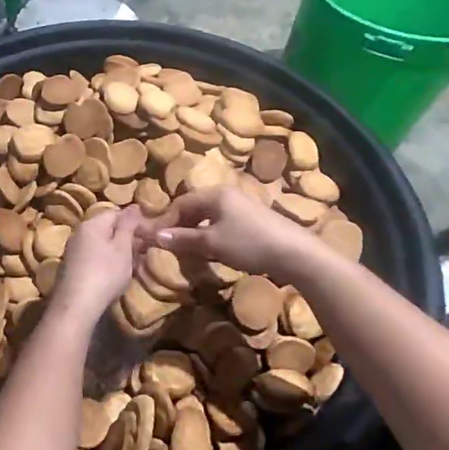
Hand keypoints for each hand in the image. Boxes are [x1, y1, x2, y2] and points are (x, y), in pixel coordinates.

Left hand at [52, 206, 146, 318]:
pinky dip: (107, 260)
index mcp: (91, 224)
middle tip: (145, 249)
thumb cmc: (105, 272)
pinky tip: (116, 272)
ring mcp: (73, 249)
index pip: (116, 212)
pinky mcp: (72, 265)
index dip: (135, 220)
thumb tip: (134, 206)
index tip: (151, 233)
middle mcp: (78, 232)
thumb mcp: (122, 248)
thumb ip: (128, 226)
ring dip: (118, 249)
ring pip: (100, 242)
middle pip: (107, 227)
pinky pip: (93, 255)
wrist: (76, 303)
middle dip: (126, 236)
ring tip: (134, 262)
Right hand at [137, 187, 332, 283]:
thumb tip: (153, 236)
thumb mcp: (210, 243)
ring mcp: (242, 206)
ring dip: (193, 230)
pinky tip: (210, 248)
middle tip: (166, 243)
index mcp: (215, 194)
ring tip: (185, 247)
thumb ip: (181, 238)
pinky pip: (222, 222)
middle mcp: (227, 195)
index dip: (163, 221)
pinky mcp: (254, 220)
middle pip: (193, 207)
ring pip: (208, 216)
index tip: (151, 239)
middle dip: (177, 225)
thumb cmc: (249, 243)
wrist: (297, 254)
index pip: (179, 204)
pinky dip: (209, 233)